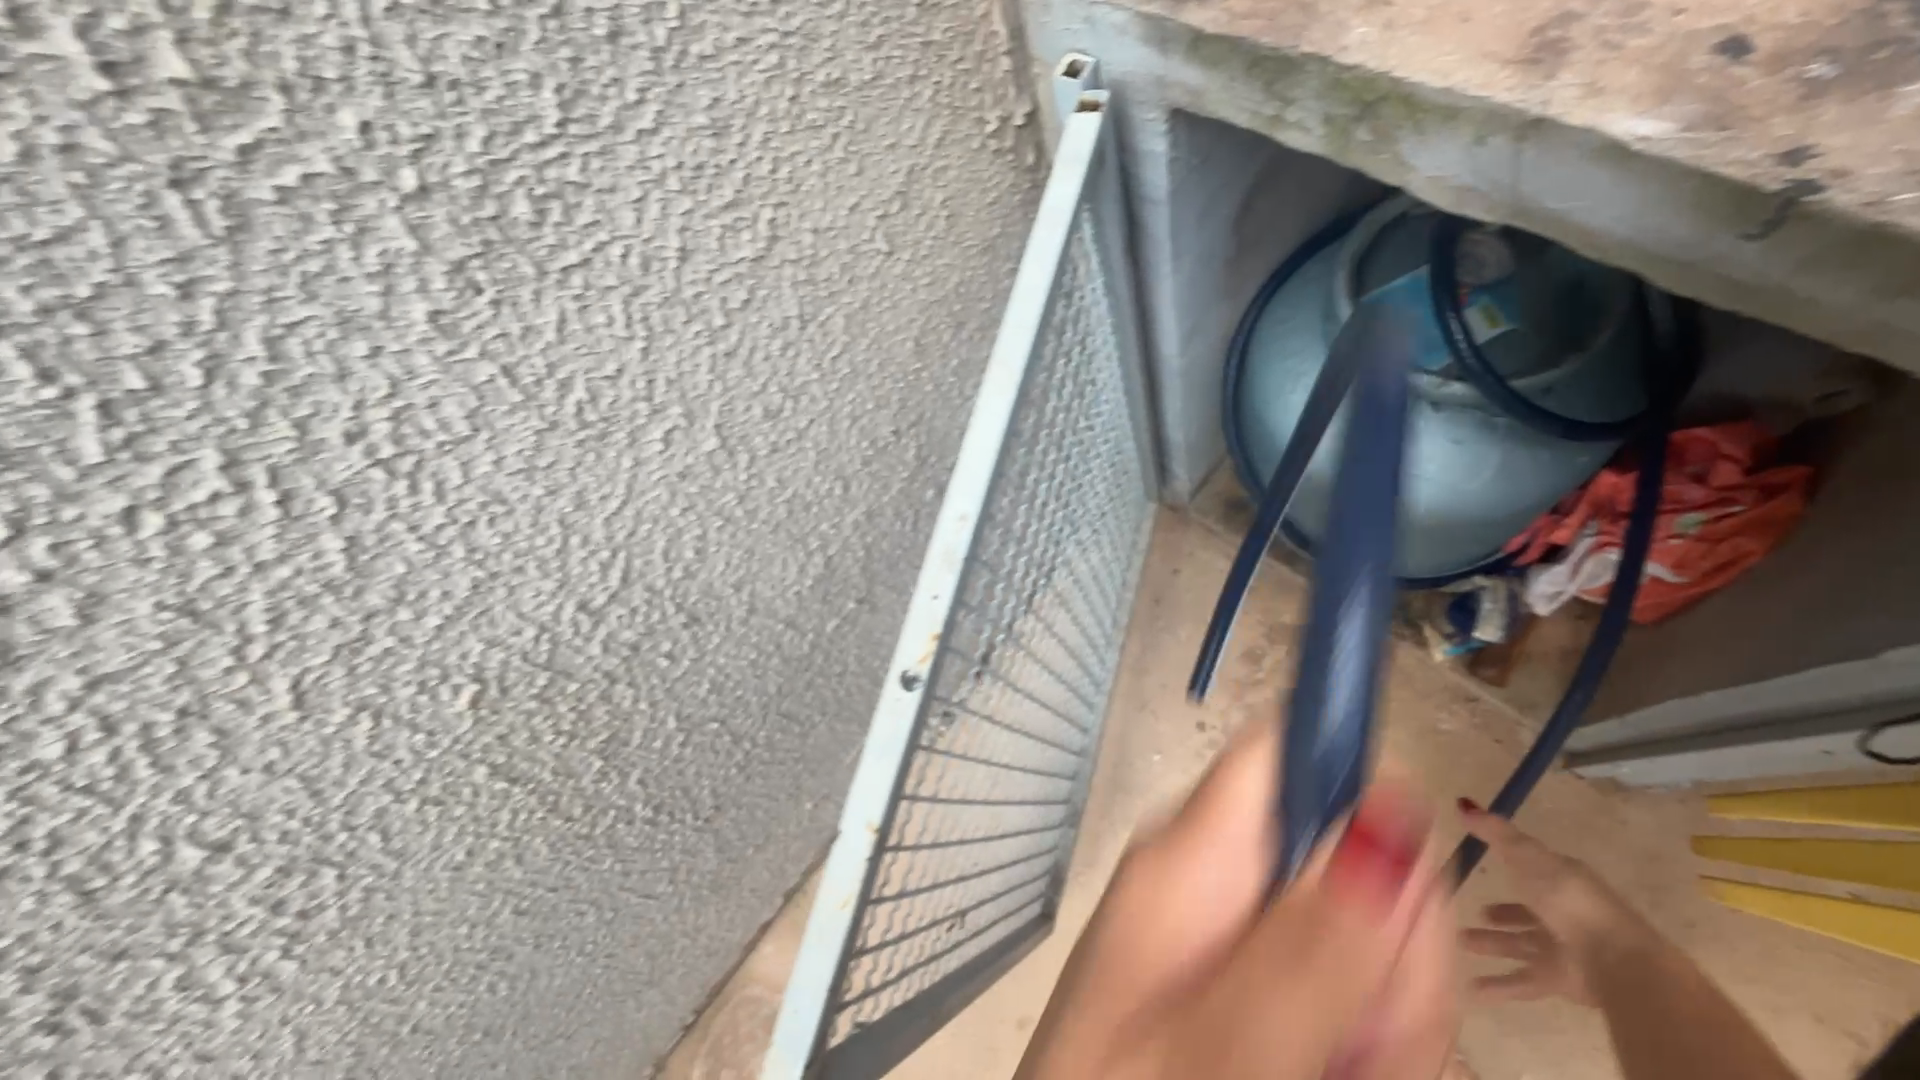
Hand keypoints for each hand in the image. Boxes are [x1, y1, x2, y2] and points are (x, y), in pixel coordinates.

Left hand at [1016, 722, 1459, 1079]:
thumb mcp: (1223, 1041)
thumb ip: (1314, 935)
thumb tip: (1393, 799)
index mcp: (1188, 858)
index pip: (1291, 753)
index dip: (1364, 799)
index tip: (1395, 912)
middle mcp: (1217, 878)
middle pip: (1356, 857)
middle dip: (1391, 956)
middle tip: (1359, 1046)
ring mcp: (1242, 935)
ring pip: (1371, 934)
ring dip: (1385, 1016)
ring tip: (1337, 1072)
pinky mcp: (1262, 987)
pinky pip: (1354, 990)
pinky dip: (1366, 1046)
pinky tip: (1334, 1074)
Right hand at [1458, 804, 1651, 1006]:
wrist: (1615, 959)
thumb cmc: (1569, 899)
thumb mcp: (1528, 856)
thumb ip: (1495, 833)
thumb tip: (1461, 801)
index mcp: (1559, 881)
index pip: (1530, 872)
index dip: (1508, 867)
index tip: (1478, 863)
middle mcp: (1560, 915)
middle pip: (1524, 913)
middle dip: (1498, 914)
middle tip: (1469, 911)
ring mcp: (1559, 948)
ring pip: (1519, 945)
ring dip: (1492, 944)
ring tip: (1460, 942)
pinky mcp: (1557, 980)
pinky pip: (1521, 981)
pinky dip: (1498, 986)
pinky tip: (1471, 989)